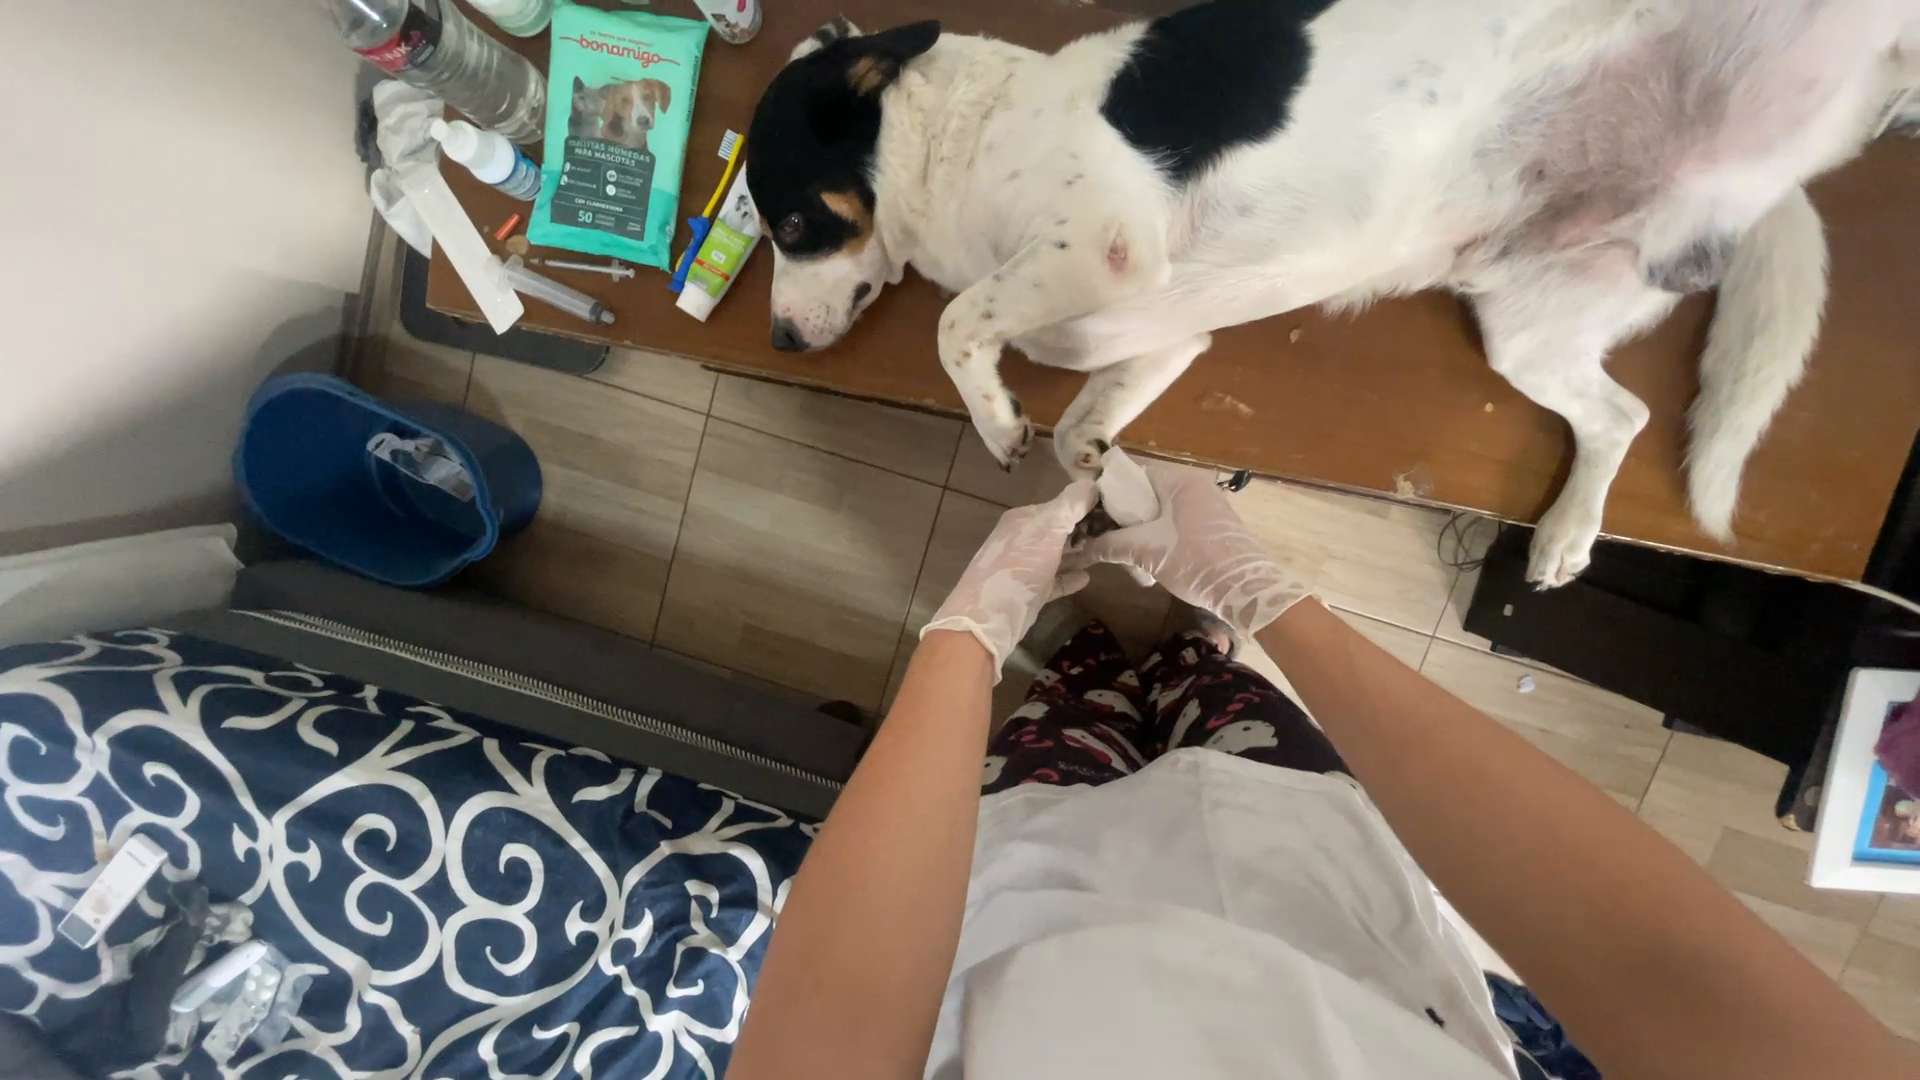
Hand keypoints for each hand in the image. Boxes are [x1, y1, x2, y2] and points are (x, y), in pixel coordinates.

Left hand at [921, 481, 1095, 678]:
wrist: (990, 615)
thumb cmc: (1020, 564)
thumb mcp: (1048, 527)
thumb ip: (1071, 504)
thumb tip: (1093, 483)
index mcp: (1024, 519)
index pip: (1059, 505)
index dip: (1084, 505)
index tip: (1114, 508)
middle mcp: (1023, 539)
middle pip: (1059, 530)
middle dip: (1084, 529)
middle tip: (1116, 530)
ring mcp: (1025, 567)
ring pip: (1058, 555)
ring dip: (1080, 553)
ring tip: (1107, 551)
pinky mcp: (1030, 592)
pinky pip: (1055, 580)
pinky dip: (1070, 577)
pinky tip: (1088, 578)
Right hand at [1064, 465, 1307, 637]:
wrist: (1245, 592)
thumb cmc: (1195, 561)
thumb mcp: (1146, 552)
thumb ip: (1111, 545)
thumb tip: (1081, 549)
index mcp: (1181, 481)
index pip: (1135, 478)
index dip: (1111, 495)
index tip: (1093, 516)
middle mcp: (1197, 486)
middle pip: (1148, 495)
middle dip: (1126, 516)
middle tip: (1104, 536)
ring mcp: (1209, 506)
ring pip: (1162, 511)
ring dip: (1142, 529)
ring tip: (1122, 548)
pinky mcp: (1214, 526)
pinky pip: (1177, 522)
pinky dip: (1161, 535)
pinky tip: (1150, 555)